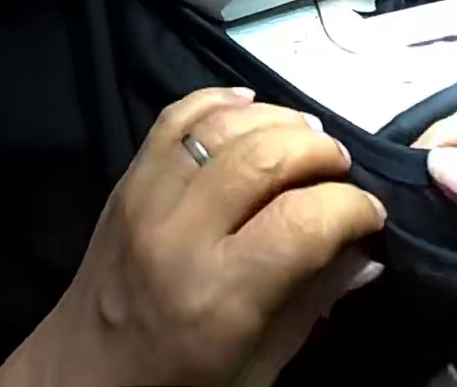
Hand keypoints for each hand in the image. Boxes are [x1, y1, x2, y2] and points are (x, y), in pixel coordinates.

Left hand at [0, 87, 387, 386]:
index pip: (299, 221)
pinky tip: (248, 101)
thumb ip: (311, 302)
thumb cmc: (181, 383)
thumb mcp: (260, 369)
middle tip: (341, 162)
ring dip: (271, 116)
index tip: (371, 210)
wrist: (85, 370)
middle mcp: (179, 230)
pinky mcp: (128, 174)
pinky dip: (214, 98)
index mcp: (218, 295)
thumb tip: (366, 249)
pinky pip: (172, 115)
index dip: (349, 206)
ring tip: (306, 129)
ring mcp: (146, 192)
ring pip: (216, 124)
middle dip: (314, 149)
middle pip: (258, 157)